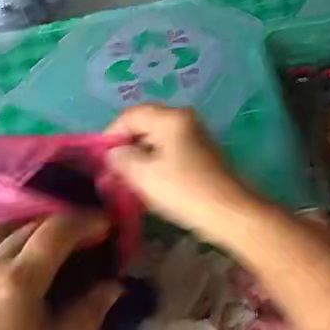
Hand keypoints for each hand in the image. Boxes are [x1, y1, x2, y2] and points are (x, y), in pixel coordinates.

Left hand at [0, 212, 120, 329]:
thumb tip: (114, 285)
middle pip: (31, 225)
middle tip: (90, 237)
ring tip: (54, 242)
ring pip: (2, 229)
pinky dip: (5, 239)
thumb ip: (89, 311)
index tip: (109, 226)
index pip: (58, 230)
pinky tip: (14, 258)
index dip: (87, 222)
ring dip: (33, 226)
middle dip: (65, 224)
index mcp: (19, 278)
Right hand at [105, 104, 267, 244]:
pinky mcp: (203, 157)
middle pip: (145, 126)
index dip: (110, 134)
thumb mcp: (145, 175)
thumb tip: (114, 153)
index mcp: (172, 118)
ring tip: (127, 182)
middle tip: (111, 171)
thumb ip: (123, 159)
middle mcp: (186, 121)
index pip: (130, 115)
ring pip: (158, 142)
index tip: (98, 158)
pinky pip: (171, 154)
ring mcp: (197, 138)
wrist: (231, 213)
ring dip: (140, 159)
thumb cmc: (185, 190)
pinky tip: (149, 186)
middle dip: (126, 147)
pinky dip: (157, 166)